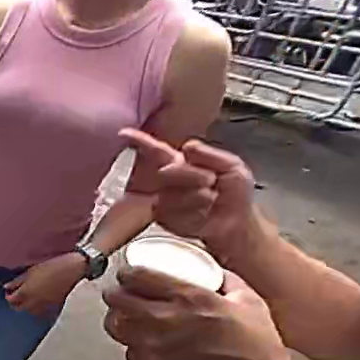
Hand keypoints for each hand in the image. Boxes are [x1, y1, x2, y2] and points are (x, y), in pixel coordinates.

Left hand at [4, 252, 84, 313]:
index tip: (10, 291)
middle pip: (19, 309)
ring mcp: (44, 306)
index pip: (11, 300)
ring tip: (29, 297)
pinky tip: (39, 301)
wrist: (73, 270)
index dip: (9, 296)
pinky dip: (37, 308)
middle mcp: (33, 303)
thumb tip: (6, 287)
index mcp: (26, 292)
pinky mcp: (53, 307)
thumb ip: (18, 281)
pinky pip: (41, 312)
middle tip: (17, 294)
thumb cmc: (52, 266)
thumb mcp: (32, 271)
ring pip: (30, 312)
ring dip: (26, 306)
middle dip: (16, 303)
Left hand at [102, 268, 290, 359]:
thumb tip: (212, 270)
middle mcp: (164, 319)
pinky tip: (145, 343)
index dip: (126, 272)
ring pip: (115, 326)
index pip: (136, 276)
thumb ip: (224, 279)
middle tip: (123, 293)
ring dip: (118, 319)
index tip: (128, 274)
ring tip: (128, 317)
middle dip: (116, 293)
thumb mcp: (247, 298)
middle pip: (116, 299)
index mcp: (187, 297)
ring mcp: (154, 346)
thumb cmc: (255, 346)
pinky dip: (132, 346)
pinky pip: (129, 353)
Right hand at [120, 128, 255, 259]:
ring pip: (168, 194)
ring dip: (194, 198)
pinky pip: (170, 212)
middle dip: (190, 176)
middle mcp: (169, 180)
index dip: (139, 141)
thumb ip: (209, 155)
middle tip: (211, 181)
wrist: (235, 225)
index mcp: (182, 163)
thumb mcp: (232, 167)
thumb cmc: (235, 195)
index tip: (124, 134)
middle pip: (166, 171)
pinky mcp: (163, 218)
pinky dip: (191, 213)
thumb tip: (186, 147)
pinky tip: (202, 214)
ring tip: (211, 200)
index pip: (156, 150)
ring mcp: (164, 199)